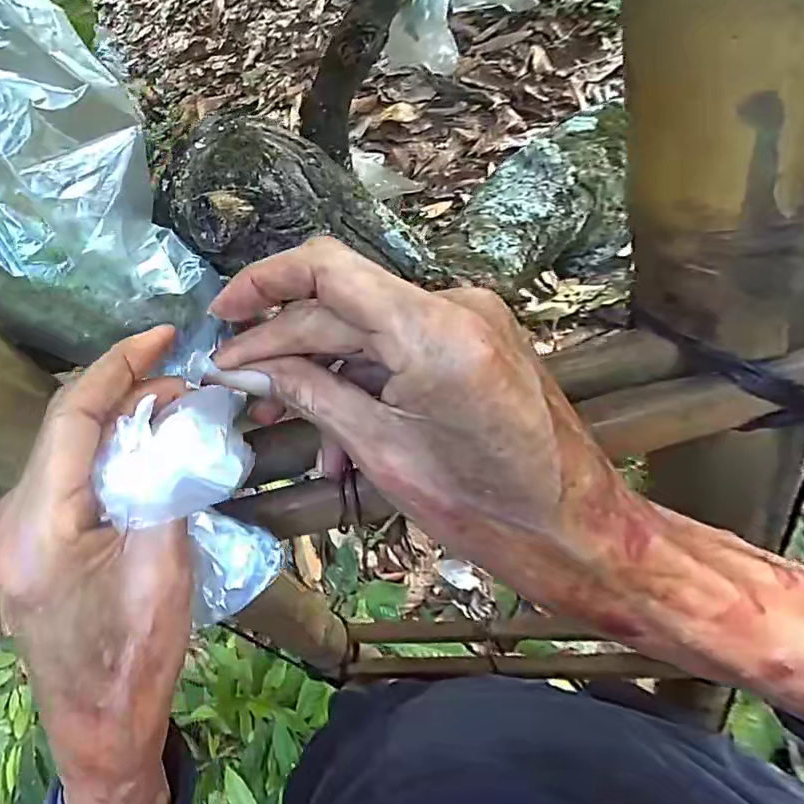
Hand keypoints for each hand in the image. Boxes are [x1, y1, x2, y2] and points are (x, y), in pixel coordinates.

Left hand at [0, 326, 189, 803]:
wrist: (98, 735)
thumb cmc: (131, 663)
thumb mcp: (162, 571)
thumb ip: (166, 483)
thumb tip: (176, 415)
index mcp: (35, 523)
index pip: (72, 415)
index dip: (118, 365)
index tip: (161, 334)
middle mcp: (12, 516)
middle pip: (68, 425)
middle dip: (126, 388)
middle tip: (185, 378)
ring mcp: (17, 528)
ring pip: (71, 445)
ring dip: (122, 417)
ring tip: (175, 402)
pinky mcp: (33, 538)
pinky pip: (73, 472)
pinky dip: (112, 447)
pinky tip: (147, 442)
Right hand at [210, 237, 642, 614]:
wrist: (581, 534)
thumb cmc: (485, 510)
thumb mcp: (381, 451)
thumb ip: (310, 393)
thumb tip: (246, 370)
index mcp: (431, 330)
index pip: (325, 268)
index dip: (262, 282)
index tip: (222, 317)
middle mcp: (452, 305)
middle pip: (339, 306)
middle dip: (280, 344)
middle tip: (235, 382)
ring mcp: (467, 319)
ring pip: (364, 330)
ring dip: (318, 371)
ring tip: (280, 418)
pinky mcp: (472, 338)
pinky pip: (396, 348)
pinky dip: (359, 381)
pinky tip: (335, 432)